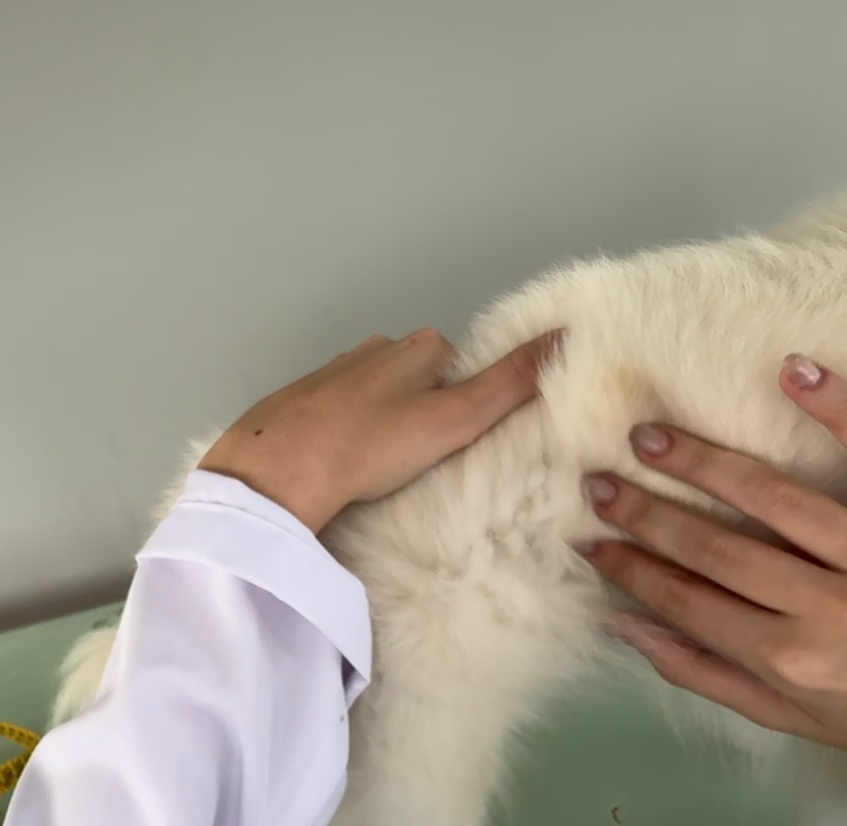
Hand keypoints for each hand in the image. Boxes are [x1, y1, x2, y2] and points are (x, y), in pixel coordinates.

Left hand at [199, 328, 563, 532]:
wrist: (277, 471)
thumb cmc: (371, 446)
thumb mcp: (453, 420)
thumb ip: (510, 384)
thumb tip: (569, 333)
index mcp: (418, 346)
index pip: (462, 369)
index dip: (464, 407)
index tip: (454, 446)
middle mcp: (375, 348)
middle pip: (420, 380)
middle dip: (424, 414)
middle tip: (420, 462)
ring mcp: (334, 372)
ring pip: (380, 396)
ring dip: (387, 424)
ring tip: (381, 467)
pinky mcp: (303, 400)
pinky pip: (343, 412)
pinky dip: (351, 431)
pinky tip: (345, 461)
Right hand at [578, 355, 846, 809]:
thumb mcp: (785, 720)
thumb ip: (699, 671)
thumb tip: (621, 621)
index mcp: (792, 662)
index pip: (685, 601)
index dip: (630, 567)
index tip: (588, 538)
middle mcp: (836, 612)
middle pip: (717, 548)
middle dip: (646, 512)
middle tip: (598, 480)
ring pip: (781, 500)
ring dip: (705, 463)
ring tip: (650, 435)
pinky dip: (846, 410)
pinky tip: (793, 370)